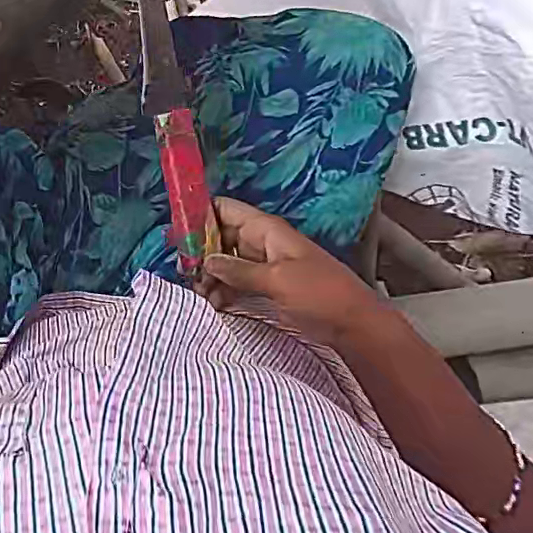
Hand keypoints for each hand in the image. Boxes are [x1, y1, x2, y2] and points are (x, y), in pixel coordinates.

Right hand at [198, 197, 385, 344]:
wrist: (355, 324)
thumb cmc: (320, 294)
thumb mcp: (276, 280)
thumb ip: (238, 270)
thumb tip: (205, 262)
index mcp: (265, 229)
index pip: (223, 209)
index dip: (199, 215)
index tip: (178, 235)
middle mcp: (260, 241)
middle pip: (219, 236)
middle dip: (200, 253)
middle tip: (184, 273)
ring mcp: (262, 264)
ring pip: (224, 261)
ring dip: (209, 275)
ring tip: (199, 294)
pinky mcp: (266, 285)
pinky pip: (235, 280)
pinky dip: (223, 290)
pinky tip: (214, 304)